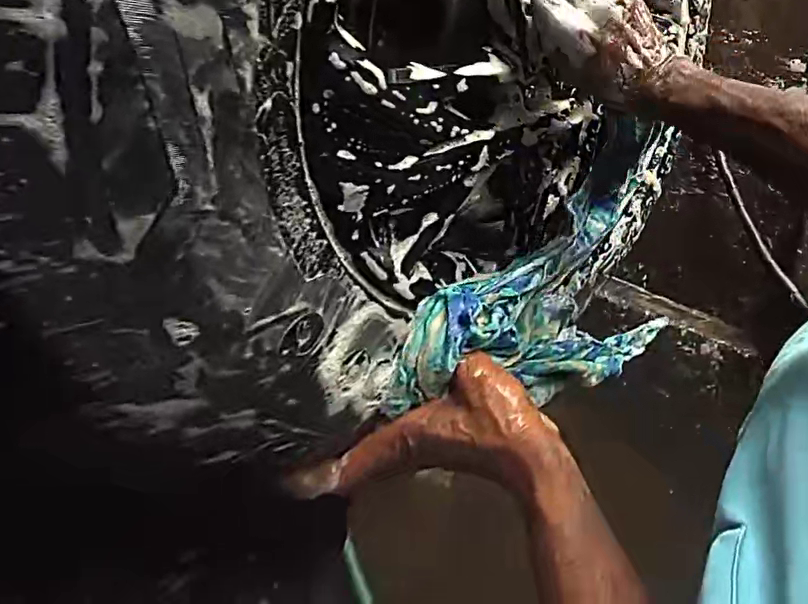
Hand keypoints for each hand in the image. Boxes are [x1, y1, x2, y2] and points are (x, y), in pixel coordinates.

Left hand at [286, 353, 566, 499]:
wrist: (527, 449)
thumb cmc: (496, 419)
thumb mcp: (472, 372)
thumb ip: (452, 352)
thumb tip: (444, 336)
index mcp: (399, 436)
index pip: (336, 465)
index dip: (304, 471)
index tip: (280, 467)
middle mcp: (402, 448)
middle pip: (351, 453)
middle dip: (331, 437)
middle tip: (315, 411)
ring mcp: (423, 447)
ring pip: (377, 440)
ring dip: (364, 423)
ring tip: (355, 393)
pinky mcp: (444, 438)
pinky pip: (405, 426)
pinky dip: (396, 413)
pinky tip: (409, 386)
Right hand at [531, 0, 679, 109]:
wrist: (656, 80)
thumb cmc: (620, 85)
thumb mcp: (574, 75)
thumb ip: (553, 47)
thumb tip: (543, 31)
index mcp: (577, 31)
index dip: (537, 4)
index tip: (537, 10)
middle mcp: (597, 11)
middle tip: (557, 11)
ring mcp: (616, 3)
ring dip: (579, 0)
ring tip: (584, 21)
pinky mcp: (632, 1)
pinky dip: (601, 5)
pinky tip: (605, 23)